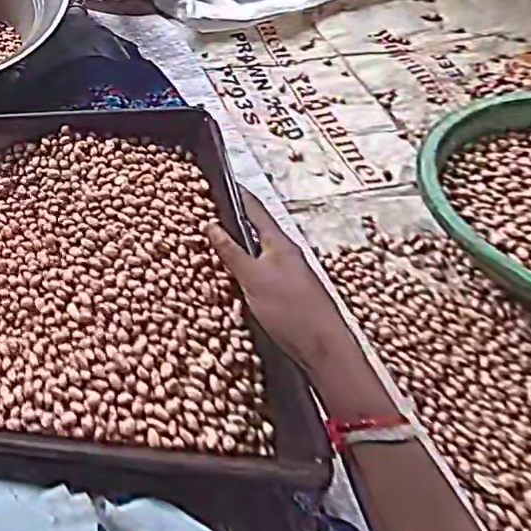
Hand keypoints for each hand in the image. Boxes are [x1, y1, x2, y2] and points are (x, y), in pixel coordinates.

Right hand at [207, 189, 358, 376]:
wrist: (324, 351)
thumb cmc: (290, 309)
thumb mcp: (253, 277)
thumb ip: (231, 251)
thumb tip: (210, 224)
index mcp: (279, 243)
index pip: (254, 209)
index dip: (237, 193)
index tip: (220, 180)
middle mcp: (285, 254)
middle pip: (254, 229)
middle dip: (231, 220)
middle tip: (205, 213)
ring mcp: (286, 274)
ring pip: (255, 251)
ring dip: (234, 245)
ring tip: (209, 242)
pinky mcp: (285, 293)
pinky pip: (256, 270)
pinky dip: (240, 266)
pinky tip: (227, 275)